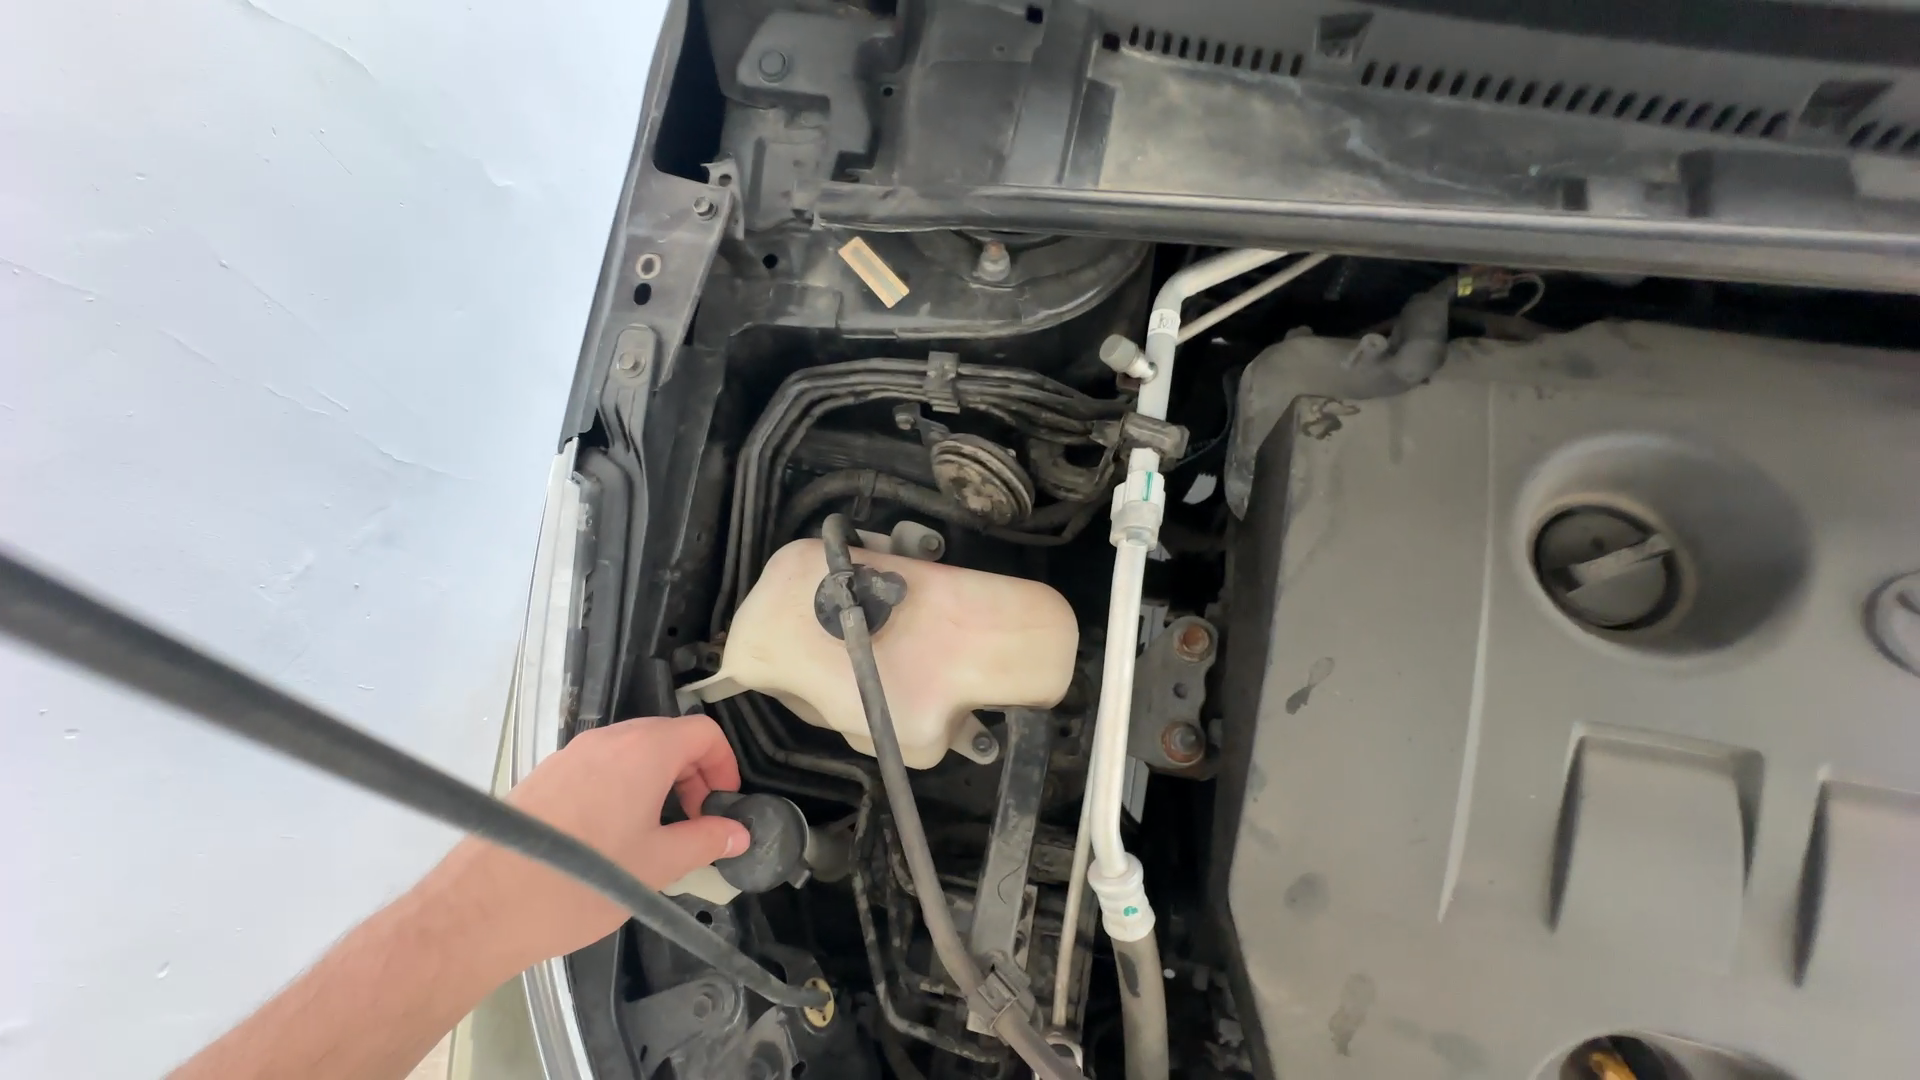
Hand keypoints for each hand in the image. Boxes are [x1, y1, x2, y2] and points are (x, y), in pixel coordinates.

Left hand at [421, 715, 751, 976]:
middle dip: (694, 775)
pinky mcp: (545, 775)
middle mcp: (608, 739)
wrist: (478, 910)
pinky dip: (624, 787)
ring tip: (656, 832)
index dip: (725, 765)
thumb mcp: (658, 866)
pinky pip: (601, 766)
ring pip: (634, 752)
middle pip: (670, 737)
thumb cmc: (581, 882)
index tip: (723, 805)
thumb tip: (738, 833)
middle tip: (695, 822)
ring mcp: (572, 754)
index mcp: (644, 750)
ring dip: (659, 782)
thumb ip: (706, 842)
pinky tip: (612, 835)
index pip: (704, 732)